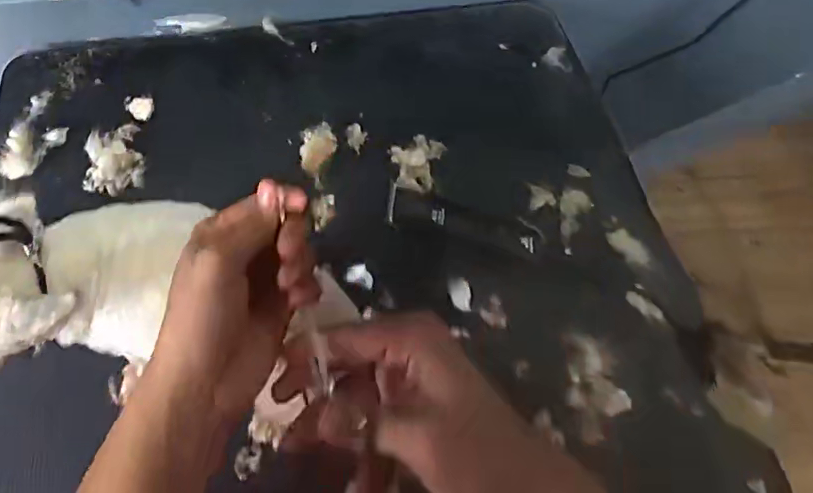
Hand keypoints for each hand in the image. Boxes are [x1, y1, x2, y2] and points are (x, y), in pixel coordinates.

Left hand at [143, 179, 322, 429]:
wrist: (203, 386)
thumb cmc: (202, 315)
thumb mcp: (218, 261)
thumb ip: (251, 224)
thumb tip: (274, 187)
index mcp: (221, 232)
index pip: (260, 202)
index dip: (282, 200)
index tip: (301, 204)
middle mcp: (243, 249)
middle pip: (284, 223)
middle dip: (292, 235)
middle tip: (287, 256)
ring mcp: (263, 278)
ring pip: (297, 250)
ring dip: (300, 262)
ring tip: (288, 286)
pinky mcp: (280, 306)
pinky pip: (305, 281)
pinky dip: (307, 286)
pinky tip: (300, 302)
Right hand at [286, 313, 603, 492]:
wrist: (537, 490)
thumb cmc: (479, 454)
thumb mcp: (420, 438)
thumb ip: (365, 421)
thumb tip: (316, 414)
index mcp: (412, 339)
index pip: (348, 335)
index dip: (310, 353)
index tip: (275, 374)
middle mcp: (410, 350)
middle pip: (350, 364)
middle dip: (318, 394)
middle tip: (280, 417)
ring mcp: (417, 380)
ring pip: (362, 396)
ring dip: (337, 427)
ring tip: (298, 450)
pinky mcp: (422, 411)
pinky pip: (381, 421)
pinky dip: (365, 448)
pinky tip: (352, 480)